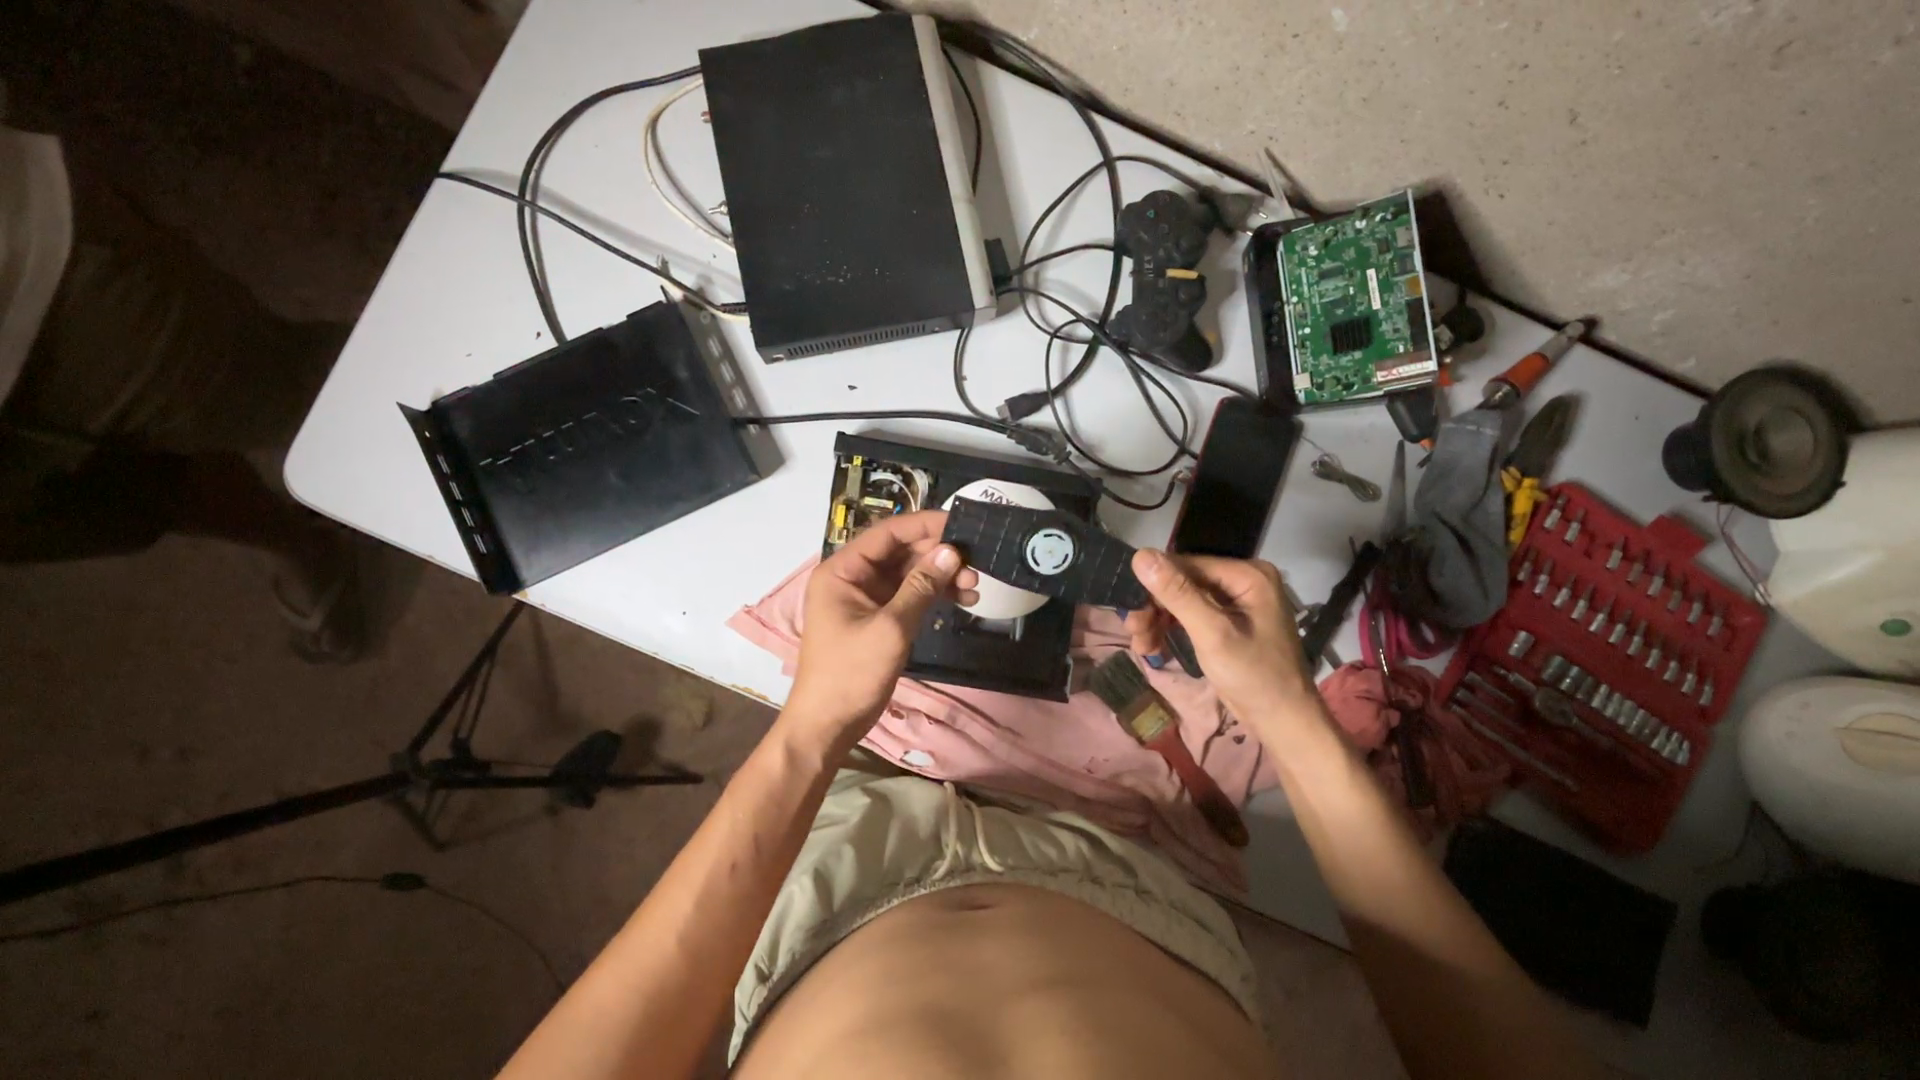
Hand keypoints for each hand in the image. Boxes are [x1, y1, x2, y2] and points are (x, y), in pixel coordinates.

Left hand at [787, 511, 978, 746]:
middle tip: (976, 563)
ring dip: (941, 576)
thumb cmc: (851, 674)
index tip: (961, 524)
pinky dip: (934, 595)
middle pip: (900, 551)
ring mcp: (865, 598)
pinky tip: (962, 598)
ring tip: (974, 585)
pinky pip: (909, 595)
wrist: (828, 724)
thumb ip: (921, 587)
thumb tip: (952, 551)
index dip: (925, 525)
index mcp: (842, 570)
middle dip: (938, 555)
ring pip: (909, 574)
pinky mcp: (878, 618)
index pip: (887, 533)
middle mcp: (852, 578)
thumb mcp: (890, 628)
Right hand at [1126, 550, 1318, 726]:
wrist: (1283, 720)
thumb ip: (1177, 594)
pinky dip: (1172, 629)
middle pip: (1183, 582)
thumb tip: (1141, 555)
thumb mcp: (1211, 633)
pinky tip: (1154, 646)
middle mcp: (1243, 580)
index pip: (1187, 565)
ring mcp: (1238, 601)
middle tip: (1133, 633)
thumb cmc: (1253, 676)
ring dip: (1158, 620)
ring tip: (1142, 646)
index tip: (1130, 612)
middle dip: (1155, 607)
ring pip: (1183, 599)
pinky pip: (1193, 614)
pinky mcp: (1230, 621)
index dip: (1154, 585)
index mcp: (1248, 575)